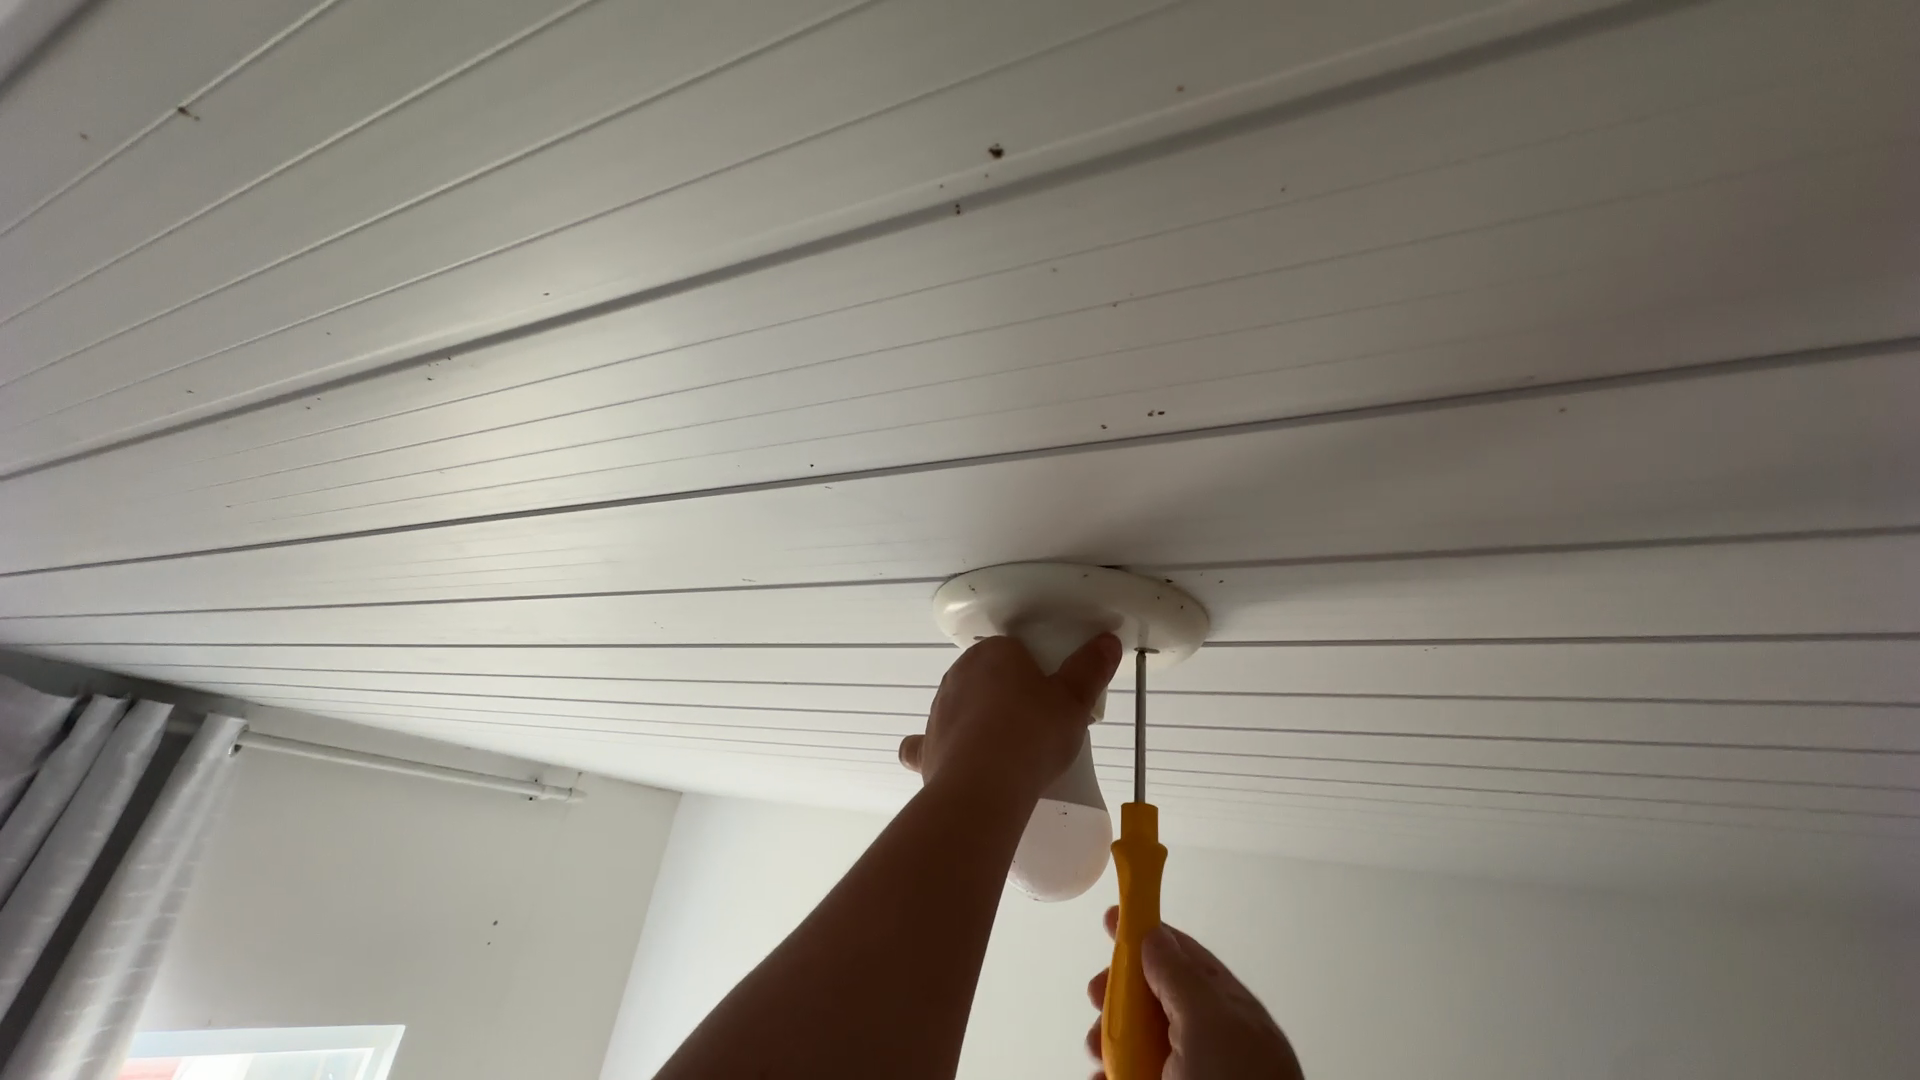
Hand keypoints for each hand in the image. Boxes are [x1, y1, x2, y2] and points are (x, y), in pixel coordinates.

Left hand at [898, 634, 1120, 804]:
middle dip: (1008, 696)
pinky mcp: (928, 746)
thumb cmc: (1032, 733)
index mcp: (993, 652)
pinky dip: (938, 747)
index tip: (1054, 698)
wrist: (985, 786)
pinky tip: (949, 758)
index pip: (1016, 651)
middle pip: (988, 678)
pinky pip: (928, 742)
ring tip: (1010, 751)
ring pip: (962, 708)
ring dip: (979, 722)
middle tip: (1040, 726)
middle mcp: (959, 674)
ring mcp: (938, 710)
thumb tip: (1106, 642)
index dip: (1037, 673)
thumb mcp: (1074, 700)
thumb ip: (1090, 669)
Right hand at [1086, 906, 1304, 1079]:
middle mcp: (1210, 1041)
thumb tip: (1153, 933)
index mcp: (1228, 1011)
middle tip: (1095, 993)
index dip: (1148, 934)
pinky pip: (1132, 1076)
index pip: (1185, 957)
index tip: (1111, 919)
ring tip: (1094, 1049)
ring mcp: (1190, 1077)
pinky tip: (1100, 1078)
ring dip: (1109, 1036)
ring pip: (1139, 1041)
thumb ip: (1178, 975)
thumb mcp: (1207, 1022)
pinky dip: (1111, 1074)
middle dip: (1120, 990)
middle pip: (1155, 998)